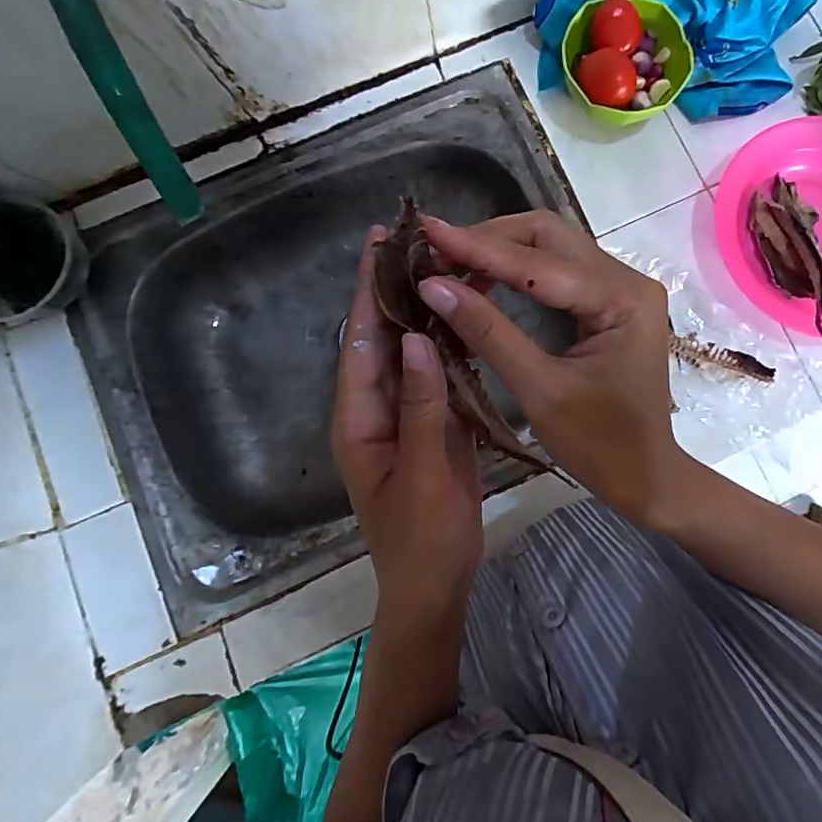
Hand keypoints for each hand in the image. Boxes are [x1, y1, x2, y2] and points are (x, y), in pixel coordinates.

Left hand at [332, 226, 483, 628]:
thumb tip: (419, 340)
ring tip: (441, 262)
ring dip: (421, 310)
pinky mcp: (428, 423)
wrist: (435, 582)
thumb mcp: (423, 473)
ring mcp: (402, 414)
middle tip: (411, 238)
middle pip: (381, 339)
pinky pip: (434, 375)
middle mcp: (374, 407)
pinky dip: (446, 344)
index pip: (360, 343)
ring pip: (408, 352)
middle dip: (392, 290)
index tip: (377, 245)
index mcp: (358, 417)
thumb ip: (421, 408)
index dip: (368, 293)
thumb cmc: (421, 537)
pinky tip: (462, 315)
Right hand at [416, 211, 692, 527]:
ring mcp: (619, 287)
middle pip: (546, 234)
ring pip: (548, 245)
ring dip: (497, 248)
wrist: (645, 476)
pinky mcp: (607, 300)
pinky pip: (553, 267)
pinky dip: (512, 268)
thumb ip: (487, 333)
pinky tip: (480, 281)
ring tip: (449, 264)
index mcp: (620, 300)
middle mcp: (626, 279)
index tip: (427, 232)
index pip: (536, 261)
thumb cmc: (598, 444)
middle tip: (435, 252)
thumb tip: (432, 287)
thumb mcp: (537, 390)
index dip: (476, 247)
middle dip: (486, 238)